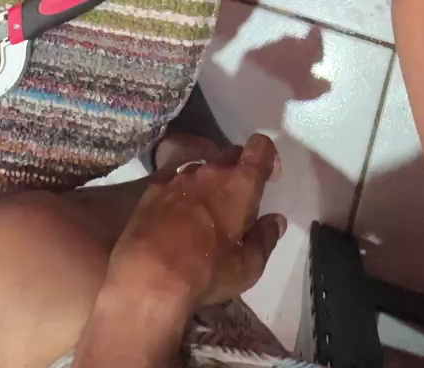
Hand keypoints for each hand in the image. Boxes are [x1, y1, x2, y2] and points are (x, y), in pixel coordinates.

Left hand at [105, 134, 286, 308]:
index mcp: (240, 184)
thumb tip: (276, 221)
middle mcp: (210, 170)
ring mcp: (178, 176)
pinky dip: (180, 187)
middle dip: (238, 170)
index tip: (268, 178)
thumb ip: (265, 239)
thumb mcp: (247, 267)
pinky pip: (173, 175)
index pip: (260, 147)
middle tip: (237, 201)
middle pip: (230, 154)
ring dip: (208, 180)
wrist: (148, 276)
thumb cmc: (205, 273)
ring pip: (201, 164)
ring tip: (205, 208)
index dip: (267, 156)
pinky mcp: (153, 187)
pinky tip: (176, 210)